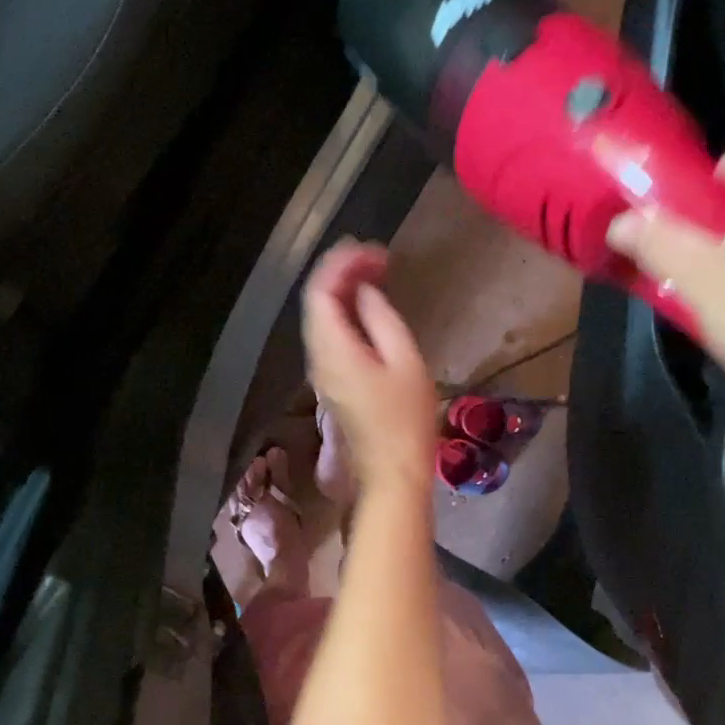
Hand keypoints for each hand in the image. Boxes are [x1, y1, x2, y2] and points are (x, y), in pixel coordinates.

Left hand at [302, 240, 436, 495]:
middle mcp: (318, 357)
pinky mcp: (333, 384)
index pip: (321, 291)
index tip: (376, 253)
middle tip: (380, 260)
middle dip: (343, 272)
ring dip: (345, 293)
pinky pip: (331, 337)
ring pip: (322, 319)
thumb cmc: (406, 419)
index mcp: (333, 348)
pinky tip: (370, 311)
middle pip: (317, 302)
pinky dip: (346, 315)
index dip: (343, 263)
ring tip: (378, 277)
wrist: (393, 471)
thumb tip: (366, 294)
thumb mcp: (405, 361)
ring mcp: (322, 373)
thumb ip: (382, 319)